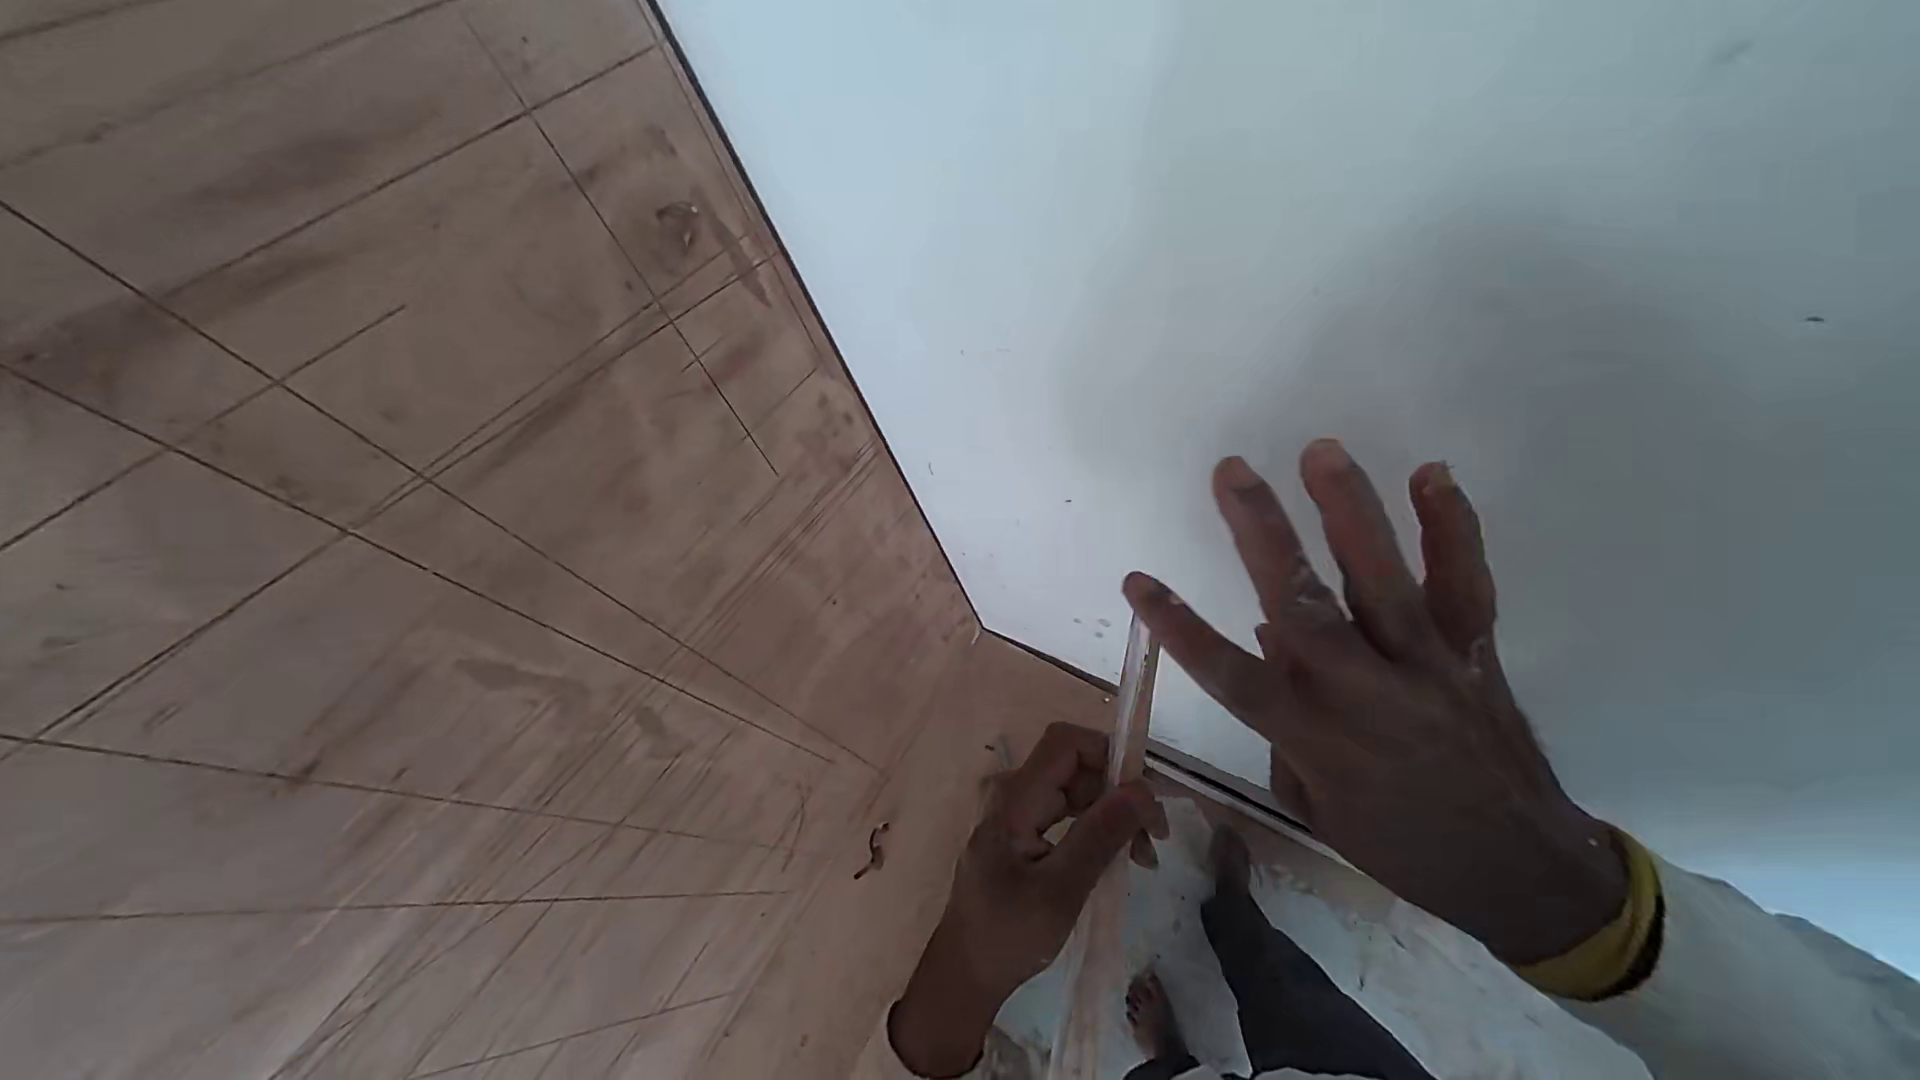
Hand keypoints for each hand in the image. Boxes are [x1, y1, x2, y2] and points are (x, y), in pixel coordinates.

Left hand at [891, 722, 1167, 1077]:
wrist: (966, 971)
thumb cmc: (1008, 935)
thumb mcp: (1061, 891)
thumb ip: (1100, 836)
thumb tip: (1142, 790)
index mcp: (1014, 797)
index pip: (1065, 743)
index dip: (1108, 755)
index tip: (1144, 798)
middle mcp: (1013, 791)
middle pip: (1075, 765)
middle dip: (1119, 793)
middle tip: (1154, 839)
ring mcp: (1016, 808)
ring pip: (1076, 787)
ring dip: (1113, 813)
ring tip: (1142, 857)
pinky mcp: (1022, 827)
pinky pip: (1066, 809)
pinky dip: (1096, 827)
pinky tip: (1119, 857)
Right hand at [1123, 441, 1625, 965]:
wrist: (1525, 875)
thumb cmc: (1397, 843)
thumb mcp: (1314, 800)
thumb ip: (1284, 723)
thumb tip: (1272, 641)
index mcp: (1313, 735)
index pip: (1228, 673)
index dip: (1177, 626)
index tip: (1137, 580)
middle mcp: (1362, 691)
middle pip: (1300, 602)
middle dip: (1260, 532)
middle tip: (1232, 471)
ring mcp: (1423, 665)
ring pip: (1380, 580)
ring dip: (1348, 510)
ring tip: (1320, 451)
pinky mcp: (1474, 653)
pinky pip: (1464, 584)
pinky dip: (1452, 529)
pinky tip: (1432, 474)